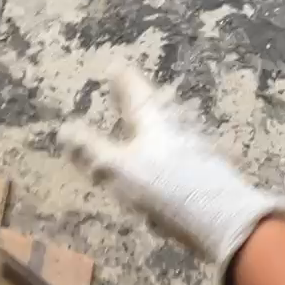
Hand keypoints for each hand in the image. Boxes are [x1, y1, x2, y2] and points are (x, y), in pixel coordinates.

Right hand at [58, 68, 284, 284]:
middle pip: (157, 106)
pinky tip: (171, 154)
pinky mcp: (207, 169)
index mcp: (153, 120)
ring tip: (148, 119)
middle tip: (132, 88)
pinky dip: (170, 144)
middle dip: (142, 97)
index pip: (135, 92)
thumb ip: (90, 149)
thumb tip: (63, 128)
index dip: (123, 80)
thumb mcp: (116, 169)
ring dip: (158, 120)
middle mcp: (176, 126)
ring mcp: (196, 147)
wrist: (222, 218)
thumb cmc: (163, 187)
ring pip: (172, 125)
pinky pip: (182, 147)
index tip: (115, 66)